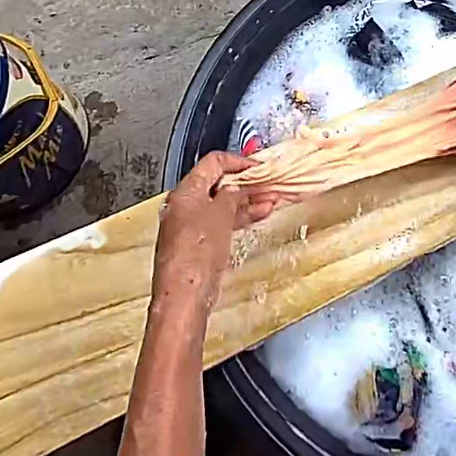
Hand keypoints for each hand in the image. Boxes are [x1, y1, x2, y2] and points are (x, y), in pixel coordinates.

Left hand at [152, 151, 270, 317]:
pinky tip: (258, 215)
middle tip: (268, 183)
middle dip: (246, 183)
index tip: (258, 166)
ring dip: (247, 200)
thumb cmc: (198, 250)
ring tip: (271, 200)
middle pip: (218, 184)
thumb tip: (236, 187)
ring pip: (222, 204)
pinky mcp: (198, 243)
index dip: (238, 161)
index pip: (213, 163)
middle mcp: (184, 205)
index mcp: (185, 191)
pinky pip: (221, 222)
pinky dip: (239, 217)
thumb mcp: (222, 212)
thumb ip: (231, 193)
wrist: (185, 294)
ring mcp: (190, 225)